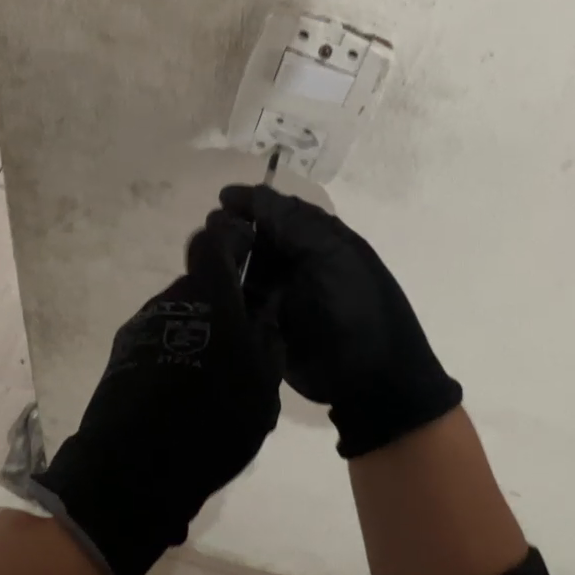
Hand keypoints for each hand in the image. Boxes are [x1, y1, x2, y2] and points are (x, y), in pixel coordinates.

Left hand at [29, 207, 282, 574]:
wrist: (132, 469)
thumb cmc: (212, 418)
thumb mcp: (262, 384)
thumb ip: (268, 340)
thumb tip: (267, 313)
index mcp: (209, 295)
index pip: (215, 240)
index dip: (232, 237)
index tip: (249, 245)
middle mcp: (171, 299)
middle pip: (199, 281)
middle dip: (222, 297)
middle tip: (245, 331)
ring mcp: (142, 326)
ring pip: (181, 313)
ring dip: (200, 328)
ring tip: (218, 372)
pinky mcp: (123, 355)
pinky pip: (161, 339)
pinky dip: (178, 351)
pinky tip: (187, 390)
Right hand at [221, 184, 461, 457]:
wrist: (370, 379)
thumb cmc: (356, 307)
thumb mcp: (330, 254)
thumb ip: (292, 222)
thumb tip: (254, 195)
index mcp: (320, 240)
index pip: (279, 210)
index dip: (252, 203)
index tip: (222, 201)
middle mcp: (299, 262)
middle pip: (257, 236)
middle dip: (234, 231)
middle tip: (210, 234)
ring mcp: (281, 295)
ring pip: (245, 266)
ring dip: (226, 260)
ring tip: (204, 261)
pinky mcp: (265, 326)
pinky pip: (239, 302)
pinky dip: (224, 293)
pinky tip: (207, 288)